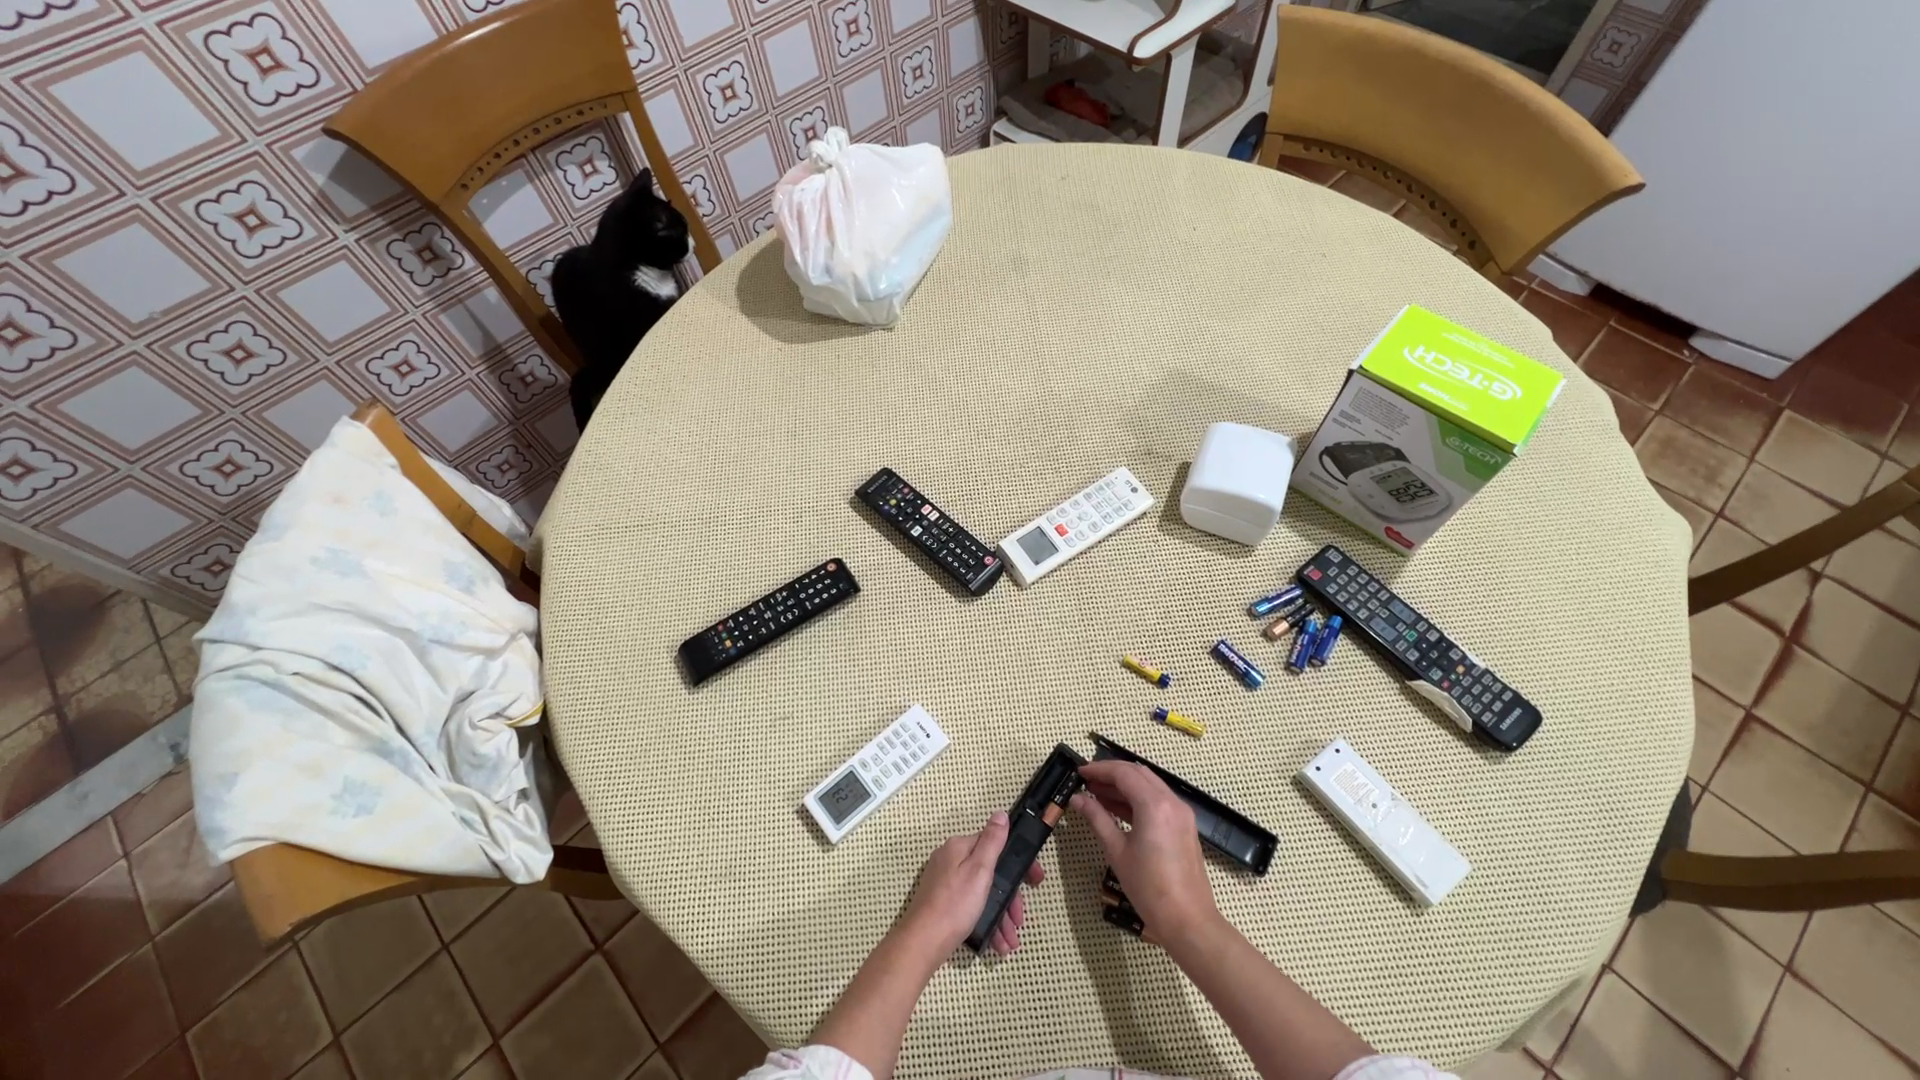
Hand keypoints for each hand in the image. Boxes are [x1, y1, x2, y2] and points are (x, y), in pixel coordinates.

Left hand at [897, 812, 1044, 955]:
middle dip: (1010, 898)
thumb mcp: (979, 870)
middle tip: (1019, 920)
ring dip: (1000, 916)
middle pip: (990, 872)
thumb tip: (1000, 814)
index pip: (995, 845)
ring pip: (982, 893)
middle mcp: (950, 860)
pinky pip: (971, 906)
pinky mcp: (943, 902)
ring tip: (1011, 942)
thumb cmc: (955, 904)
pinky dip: (986, 921)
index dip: (1018, 864)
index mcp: (959, 847)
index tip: (1035, 881)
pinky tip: (996, 942)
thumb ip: (992, 841)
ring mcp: (945, 882)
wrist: (923, 942)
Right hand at [1071, 760, 1217, 943]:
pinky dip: (1138, 798)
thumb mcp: (1117, 851)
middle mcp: (1172, 802)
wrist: (1187, 919)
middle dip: (1112, 774)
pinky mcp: (1185, 825)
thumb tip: (1077, 799)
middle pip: (1138, 773)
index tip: (1079, 773)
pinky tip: (1118, 808)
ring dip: (1125, 785)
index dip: (1099, 770)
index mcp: (1154, 805)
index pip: (1123, 773)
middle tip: (1087, 782)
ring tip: (1097, 794)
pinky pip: (1159, 800)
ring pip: (1150, 785)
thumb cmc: (1148, 887)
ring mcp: (1182, 813)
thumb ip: (1097, 818)